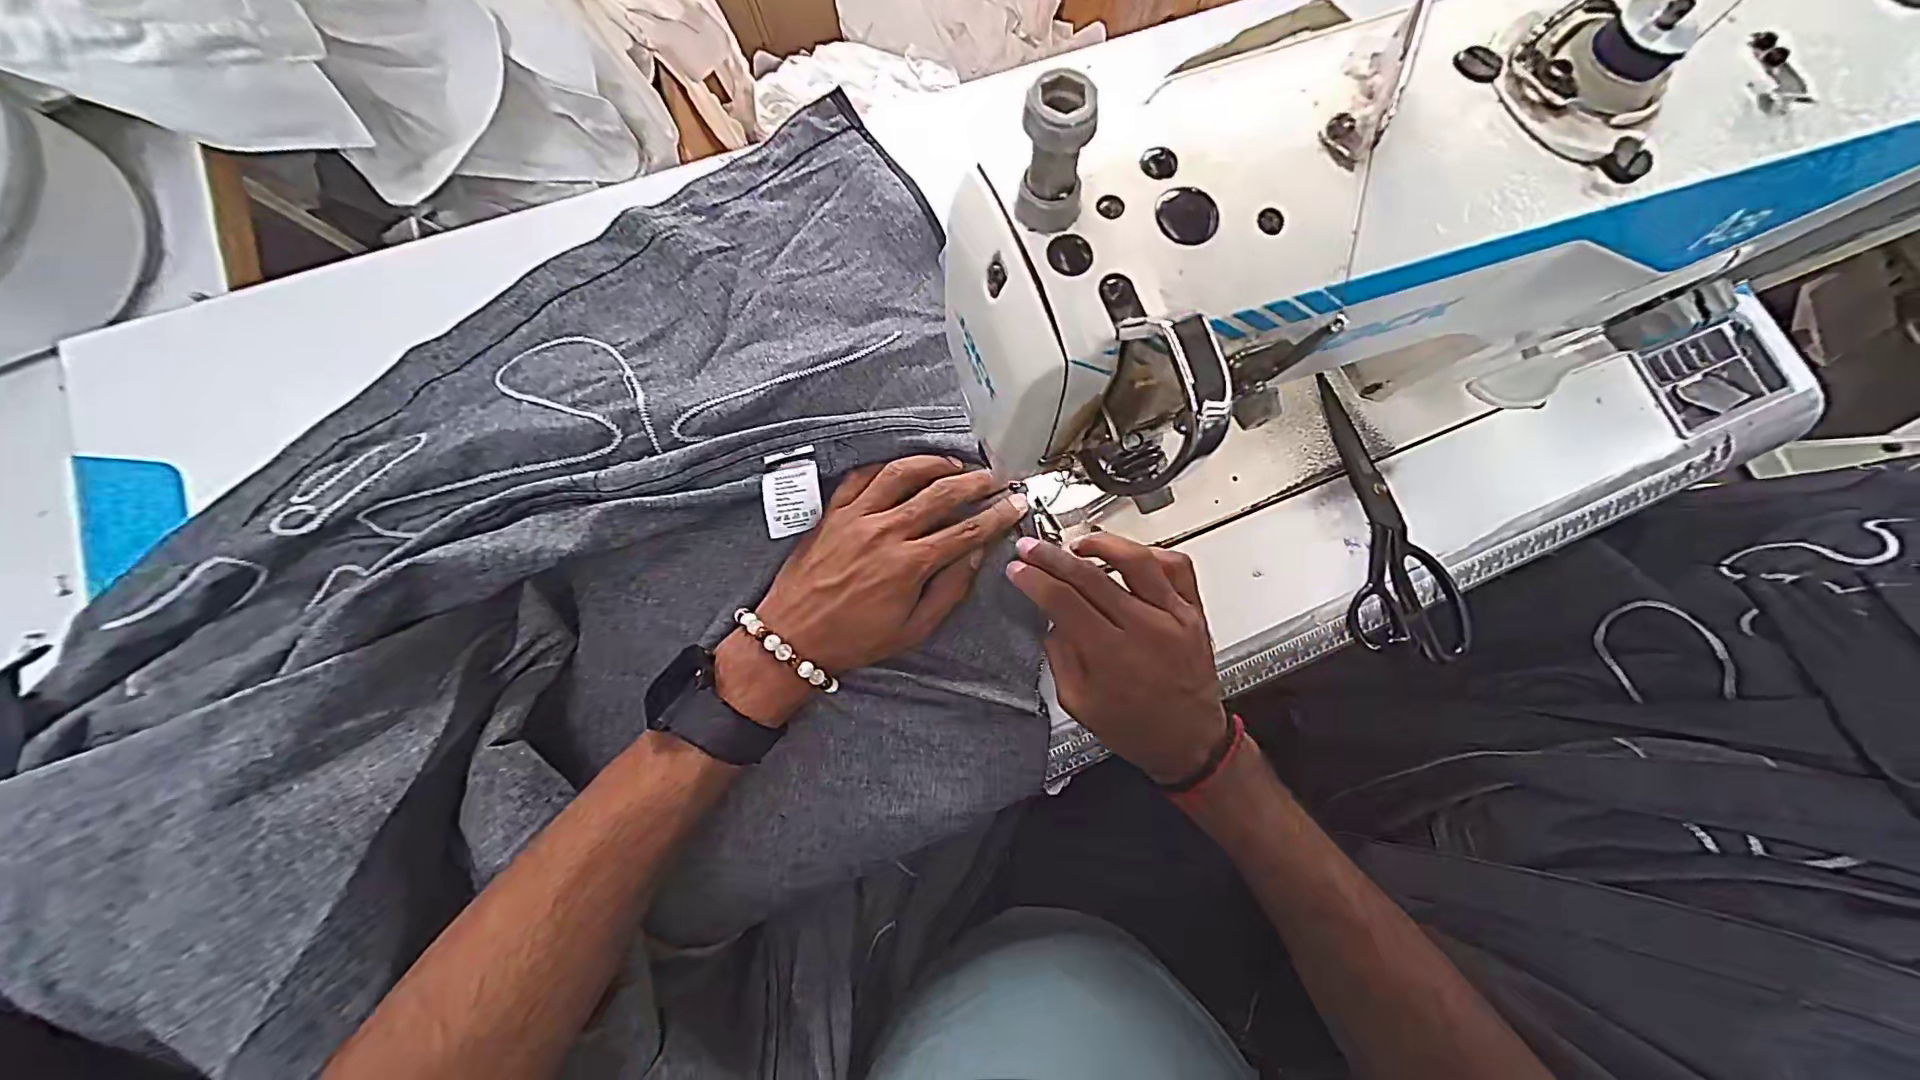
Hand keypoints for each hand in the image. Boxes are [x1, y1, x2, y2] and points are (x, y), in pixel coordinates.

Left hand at [716, 456, 1027, 726]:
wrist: (794, 637)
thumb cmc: (852, 639)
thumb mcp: (913, 629)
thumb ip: (949, 590)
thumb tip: (974, 557)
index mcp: (909, 565)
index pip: (966, 530)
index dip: (997, 515)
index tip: (1013, 505)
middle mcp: (885, 534)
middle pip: (941, 493)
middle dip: (975, 481)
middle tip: (992, 479)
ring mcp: (856, 519)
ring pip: (901, 473)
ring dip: (933, 462)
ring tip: (953, 464)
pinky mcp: (832, 514)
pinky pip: (861, 477)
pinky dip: (885, 466)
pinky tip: (901, 468)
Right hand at [1005, 532, 1227, 784]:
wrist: (1191, 742)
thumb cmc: (1139, 729)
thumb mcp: (1080, 704)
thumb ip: (1060, 656)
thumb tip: (1049, 617)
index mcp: (1113, 657)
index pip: (1064, 600)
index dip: (1034, 580)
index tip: (1019, 569)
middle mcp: (1146, 630)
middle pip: (1091, 575)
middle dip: (1052, 556)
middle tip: (1032, 548)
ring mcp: (1175, 617)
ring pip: (1137, 559)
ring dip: (1101, 543)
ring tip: (1078, 544)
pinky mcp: (1194, 611)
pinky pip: (1176, 565)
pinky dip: (1150, 553)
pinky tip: (1129, 555)